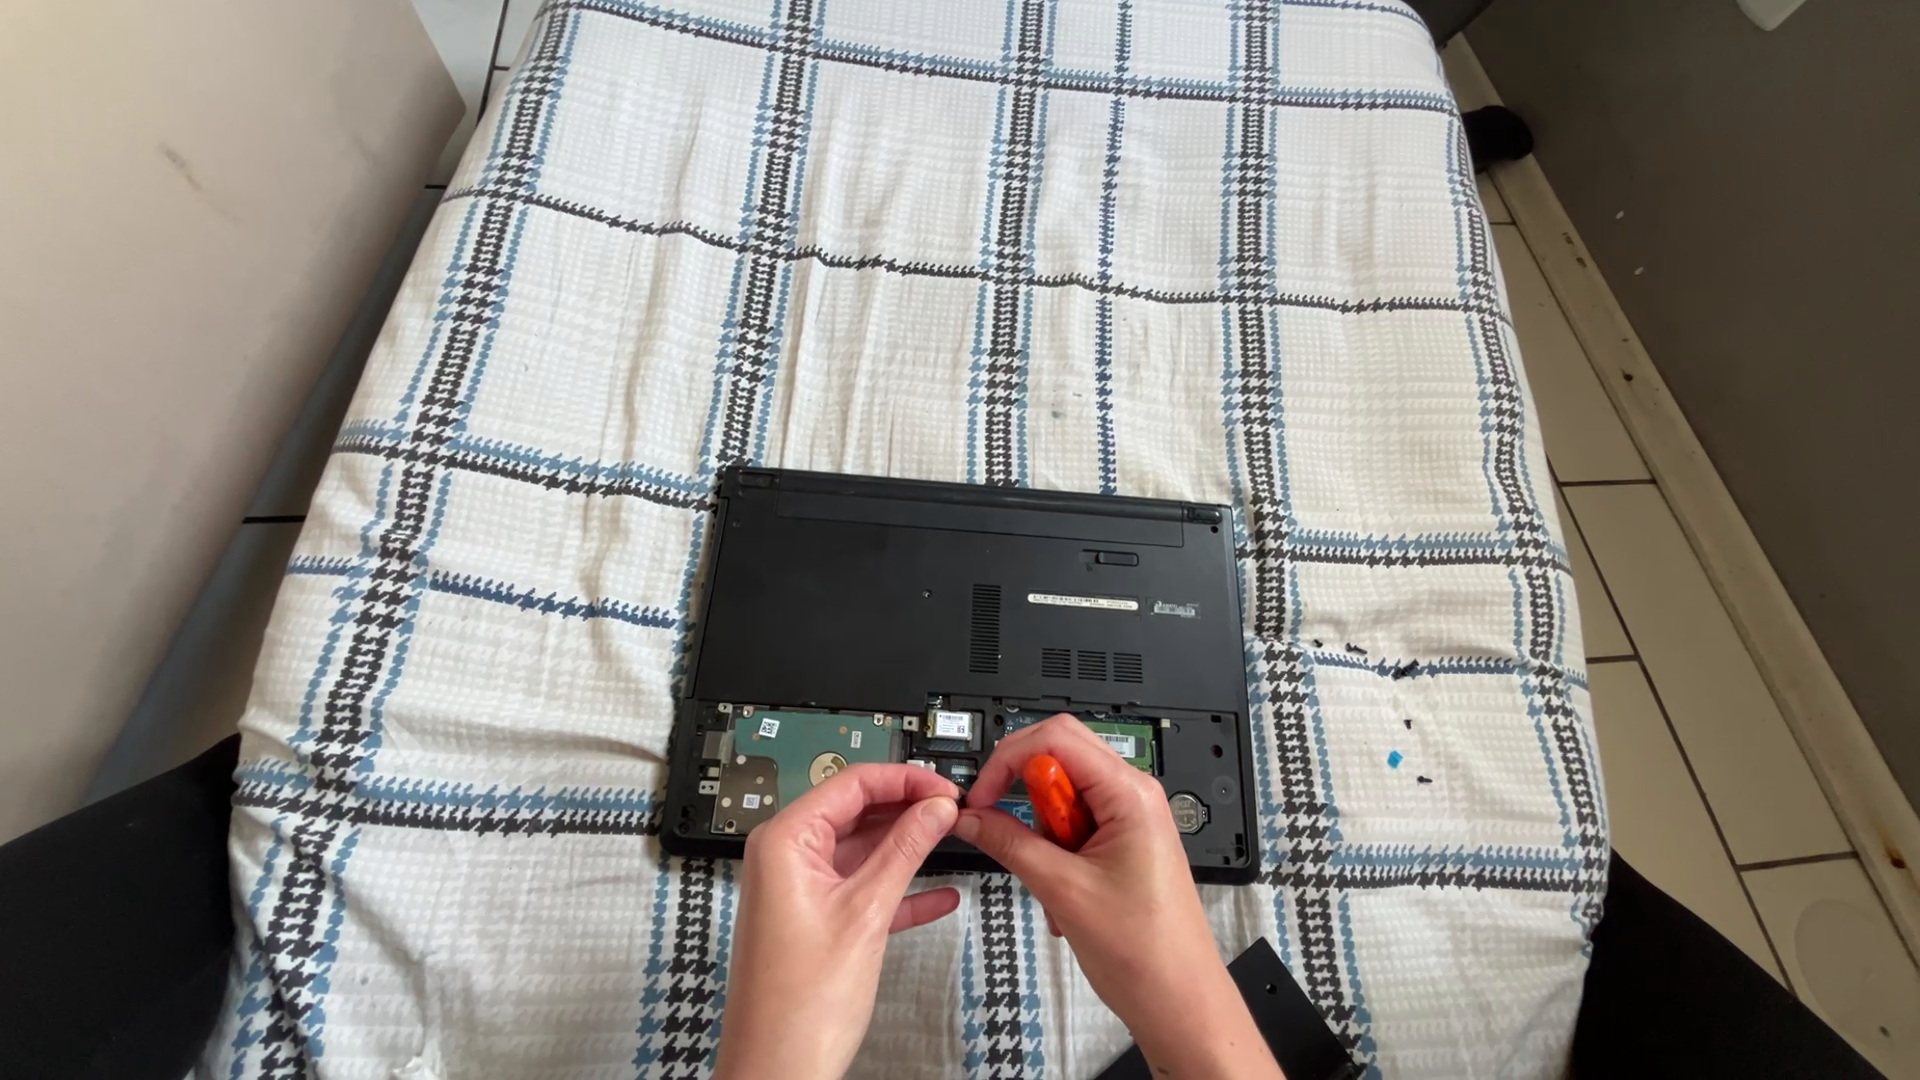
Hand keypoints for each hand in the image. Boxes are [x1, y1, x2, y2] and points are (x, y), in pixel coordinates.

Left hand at [713, 764, 960, 1079]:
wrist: (777, 1079)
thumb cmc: (799, 1008)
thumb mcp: (866, 912)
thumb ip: (904, 850)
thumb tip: (935, 808)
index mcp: (785, 841)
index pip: (852, 783)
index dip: (903, 779)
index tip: (941, 785)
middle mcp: (787, 855)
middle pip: (857, 809)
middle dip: (908, 809)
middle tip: (951, 809)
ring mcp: (801, 886)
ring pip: (863, 845)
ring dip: (907, 845)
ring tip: (950, 838)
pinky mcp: (816, 915)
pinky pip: (862, 883)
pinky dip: (899, 886)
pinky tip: (938, 894)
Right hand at [956, 715, 1282, 1079]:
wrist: (1182, 1004)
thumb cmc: (1145, 952)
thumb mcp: (1063, 890)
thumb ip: (1010, 843)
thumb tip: (970, 817)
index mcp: (1129, 792)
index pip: (1055, 737)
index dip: (1009, 758)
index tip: (983, 796)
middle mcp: (1133, 792)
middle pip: (1059, 752)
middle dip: (1022, 787)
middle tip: (1001, 822)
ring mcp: (1130, 814)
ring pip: (1063, 788)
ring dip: (1040, 826)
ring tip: (1049, 876)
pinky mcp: (1124, 837)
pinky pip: (1074, 818)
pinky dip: (1054, 845)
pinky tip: (1062, 887)